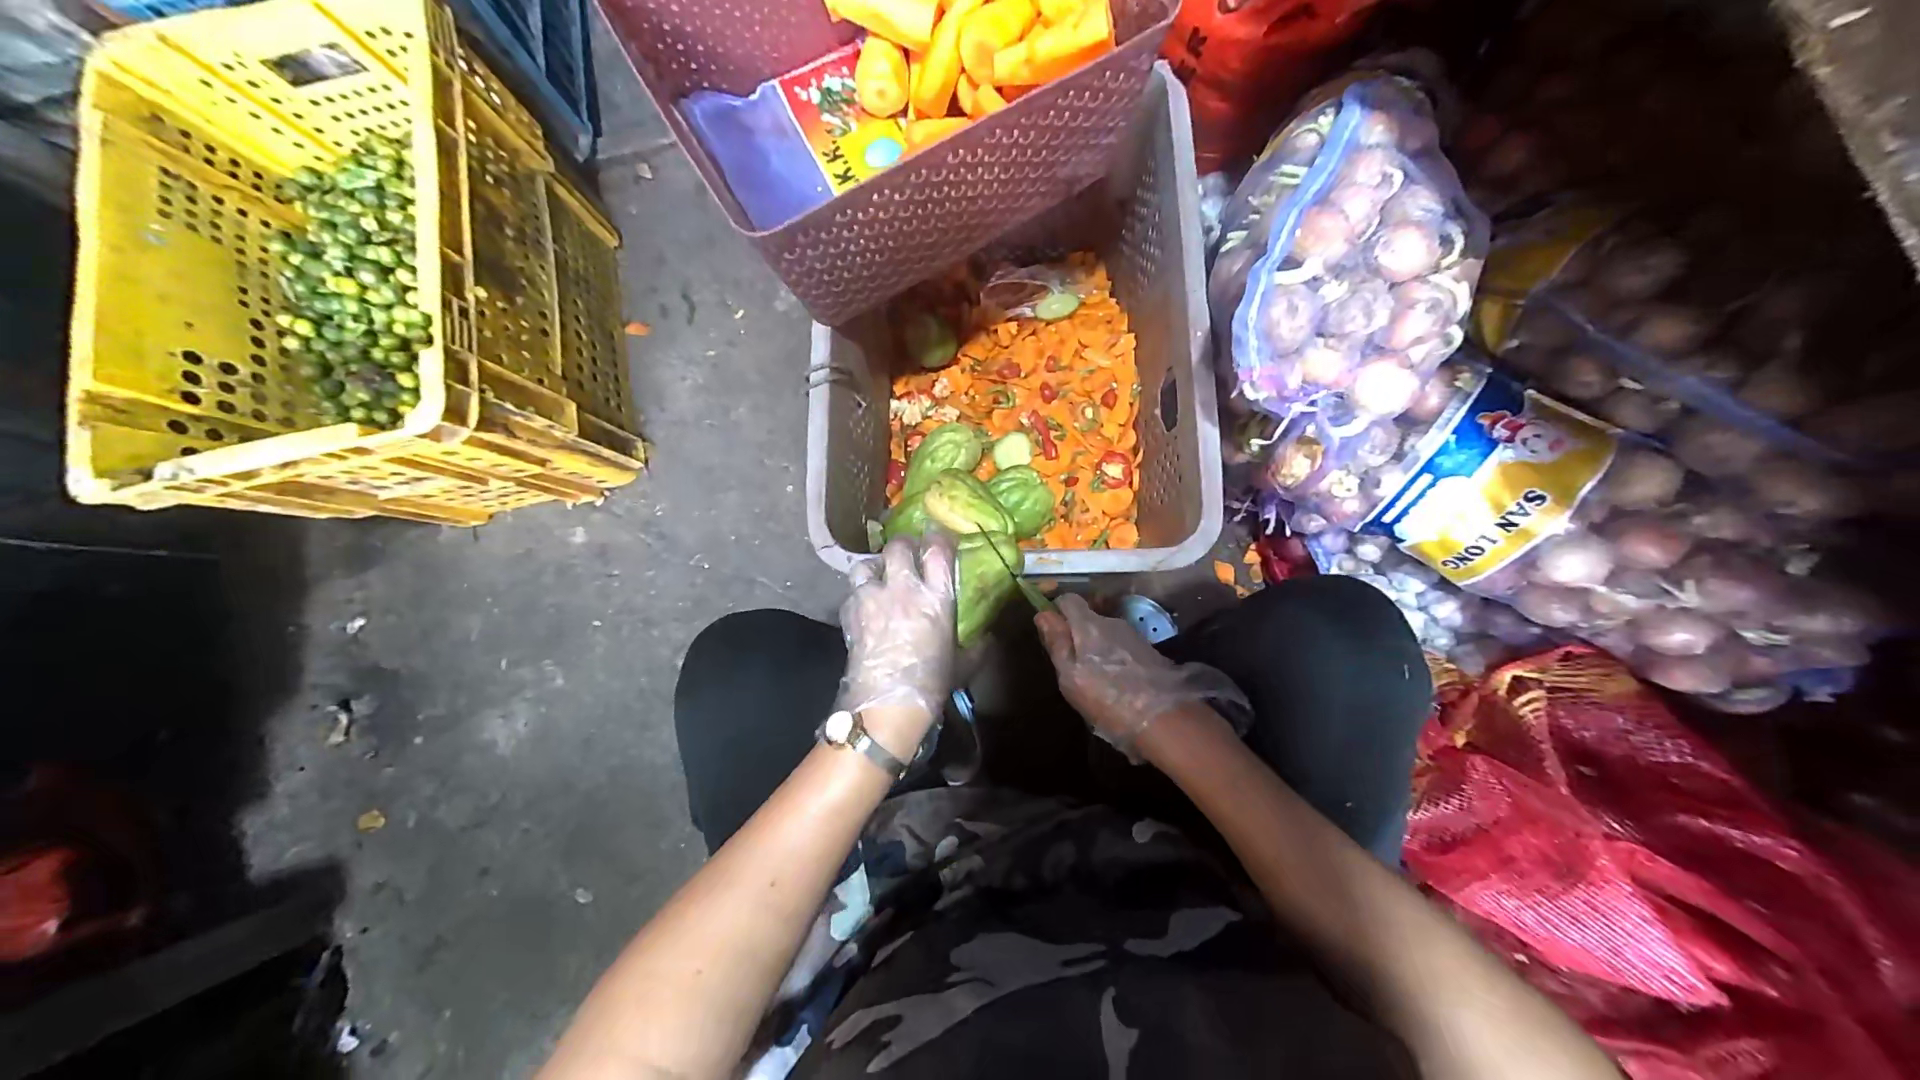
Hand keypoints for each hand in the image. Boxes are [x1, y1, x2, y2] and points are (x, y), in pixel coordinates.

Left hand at [837, 534, 957, 756]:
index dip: (938, 539)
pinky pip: (852, 590)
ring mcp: (873, 597)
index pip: (938, 549)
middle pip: (899, 546)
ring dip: (874, 566)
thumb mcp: (963, 663)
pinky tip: (864, 604)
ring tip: (879, 576)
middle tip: (907, 554)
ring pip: (867, 562)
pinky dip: (859, 592)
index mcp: (936, 596)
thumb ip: (976, 646)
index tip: (939, 540)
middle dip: (903, 546)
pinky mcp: (850, 611)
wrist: (887, 702)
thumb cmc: (931, 683)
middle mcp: (903, 588)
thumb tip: (986, 638)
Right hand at [1035, 594, 1248, 761]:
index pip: (1068, 600)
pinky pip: (1122, 649)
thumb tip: (1043, 613)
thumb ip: (1056, 642)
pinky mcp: (1149, 654)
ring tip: (1094, 680)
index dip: (1056, 611)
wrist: (1164, 719)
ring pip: (1106, 635)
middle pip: (1088, 618)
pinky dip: (1114, 660)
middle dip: (1076, 635)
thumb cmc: (1107, 698)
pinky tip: (1116, 685)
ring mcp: (1134, 638)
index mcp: (1090, 624)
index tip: (1050, 631)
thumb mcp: (1069, 675)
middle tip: (1070, 665)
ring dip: (1097, 650)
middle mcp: (1113, 623)